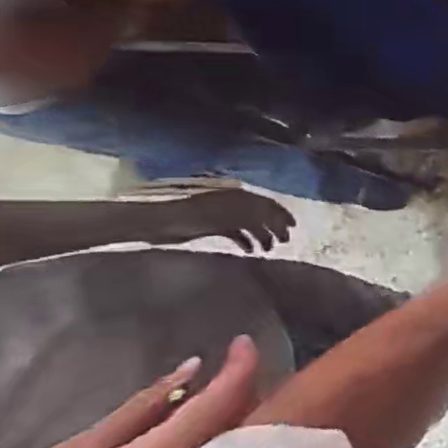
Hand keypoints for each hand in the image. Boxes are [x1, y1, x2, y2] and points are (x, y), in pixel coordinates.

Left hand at [148, 189, 295, 253]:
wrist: (154, 223)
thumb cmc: (186, 217)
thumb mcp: (219, 214)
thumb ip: (247, 214)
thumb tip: (272, 216)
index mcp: (236, 196)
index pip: (266, 203)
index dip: (281, 214)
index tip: (293, 226)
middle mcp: (232, 203)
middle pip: (261, 213)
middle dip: (275, 226)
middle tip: (284, 240)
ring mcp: (222, 215)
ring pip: (250, 224)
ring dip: (262, 236)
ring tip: (268, 250)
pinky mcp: (212, 227)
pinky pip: (236, 233)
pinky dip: (246, 241)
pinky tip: (250, 251)